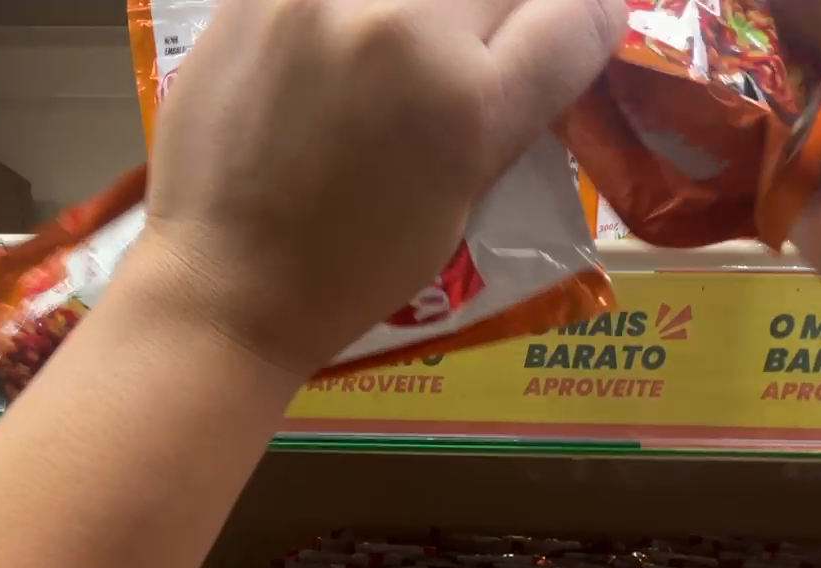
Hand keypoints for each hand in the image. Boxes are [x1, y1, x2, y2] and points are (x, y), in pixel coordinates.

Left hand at [133, 0, 620, 375]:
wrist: (226, 286)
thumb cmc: (346, 280)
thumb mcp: (451, 219)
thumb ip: (499, 124)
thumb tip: (537, 54)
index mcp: (466, 112)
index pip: (579, 17)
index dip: (594, 21)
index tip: (576, 34)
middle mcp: (405, 27)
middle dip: (504, 10)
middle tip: (477, 46)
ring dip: (434, 8)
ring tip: (403, 52)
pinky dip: (357, 12)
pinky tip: (346, 45)